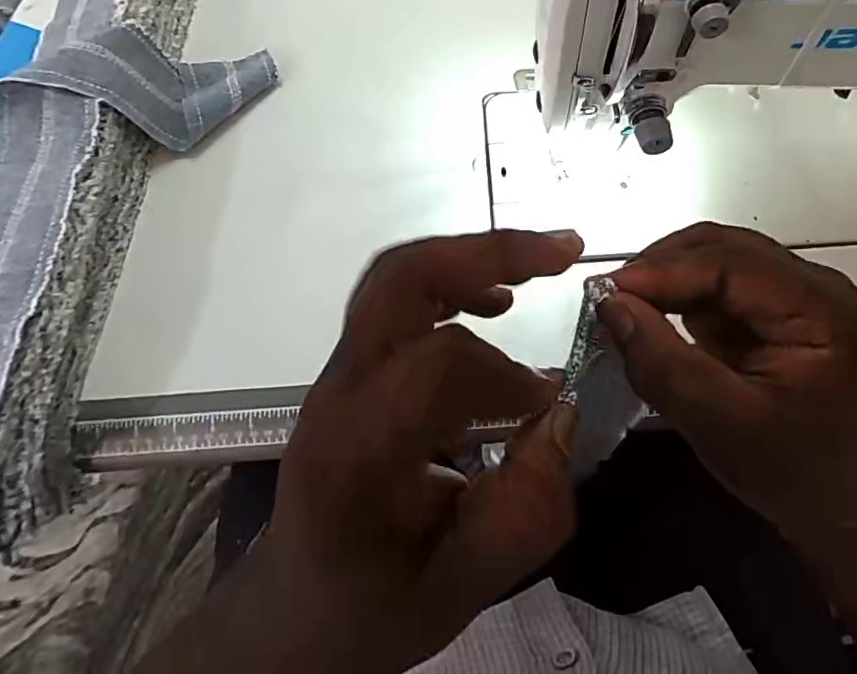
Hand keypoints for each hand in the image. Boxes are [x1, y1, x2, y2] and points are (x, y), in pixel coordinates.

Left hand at [244, 230, 585, 672]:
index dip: (504, 372)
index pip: (434, 364)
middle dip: (485, 253)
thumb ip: (523, 512)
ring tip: (535, 264)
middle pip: (402, 281)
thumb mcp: (460, 590)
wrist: (296, 605)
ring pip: (396, 276)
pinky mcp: (349, 366)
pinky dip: (449, 281)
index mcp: (358, 447)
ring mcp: (337, 370)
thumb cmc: (370, 605)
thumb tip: (560, 418)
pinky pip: (397, 299)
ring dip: (468, 257)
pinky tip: (493, 301)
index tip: (549, 402)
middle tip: (558, 251)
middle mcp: (338, 389)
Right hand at [601, 223, 856, 531]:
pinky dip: (679, 292)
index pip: (732, 266)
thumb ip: (660, 361)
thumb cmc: (789, 473)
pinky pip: (718, 279)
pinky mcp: (781, 303)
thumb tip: (609, 303)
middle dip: (661, 267)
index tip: (607, 289)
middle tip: (611, 295)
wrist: (835, 504)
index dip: (663, 271)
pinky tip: (655, 314)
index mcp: (829, 316)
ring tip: (627, 305)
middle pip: (725, 249)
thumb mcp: (717, 422)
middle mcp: (825, 291)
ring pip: (717, 256)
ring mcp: (804, 293)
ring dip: (667, 277)